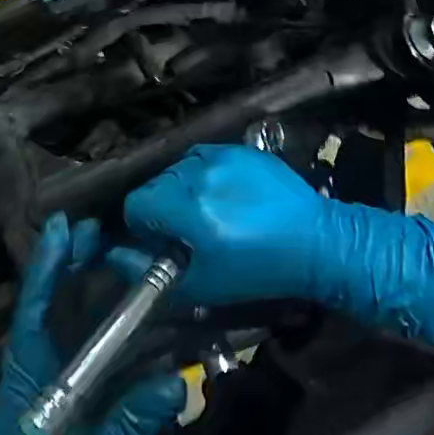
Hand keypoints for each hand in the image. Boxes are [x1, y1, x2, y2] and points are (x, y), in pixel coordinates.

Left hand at [0, 214, 185, 434]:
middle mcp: (31, 380)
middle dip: (69, 271)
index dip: (48, 268)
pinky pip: (83, 360)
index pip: (34, 315)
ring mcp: (46, 392)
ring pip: (66, 331)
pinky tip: (126, 319)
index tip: (62, 226)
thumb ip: (131, 427)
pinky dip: (103, 337)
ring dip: (86, 295)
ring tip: (109, 257)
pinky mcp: (63, 406)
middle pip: (51, 313)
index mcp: (26, 388)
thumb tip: (177, 379)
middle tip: (94, 231)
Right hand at [119, 144, 433, 343]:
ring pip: (178, 168)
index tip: (161, 239)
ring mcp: (222, 157)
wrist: (320, 244)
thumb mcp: (201, 284)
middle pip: (155, 183)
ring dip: (182, 187)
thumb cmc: (259, 271)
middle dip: (162, 206)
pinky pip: (205, 155)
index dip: (142, 224)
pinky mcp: (241, 150)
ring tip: (207, 209)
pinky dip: (205, 173)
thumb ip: (148, 270)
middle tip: (185, 228)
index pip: (136, 203)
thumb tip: (114, 256)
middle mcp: (199, 175)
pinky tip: (224, 193)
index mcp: (187, 209)